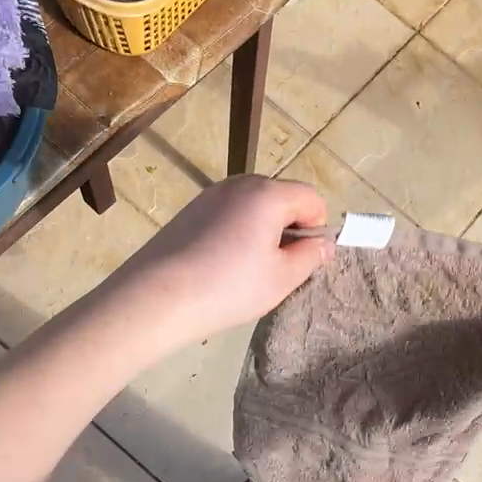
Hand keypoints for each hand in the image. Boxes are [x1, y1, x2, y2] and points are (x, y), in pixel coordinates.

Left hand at [109, 174, 332, 346]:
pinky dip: (236, 234)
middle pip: (281, 198)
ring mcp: (210, 195)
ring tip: (246, 271)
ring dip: (262, 232)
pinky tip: (221, 266)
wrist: (158, 298)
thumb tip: (323, 243)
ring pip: (253, 207)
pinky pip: (228, 215)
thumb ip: (310, 256)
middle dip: (288, 228)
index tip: (303, 259)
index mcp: (267, 194)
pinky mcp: (189, 211)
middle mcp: (239, 184)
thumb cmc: (229, 288)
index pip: (310, 198)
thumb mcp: (282, 278)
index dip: (316, 228)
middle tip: (275, 269)